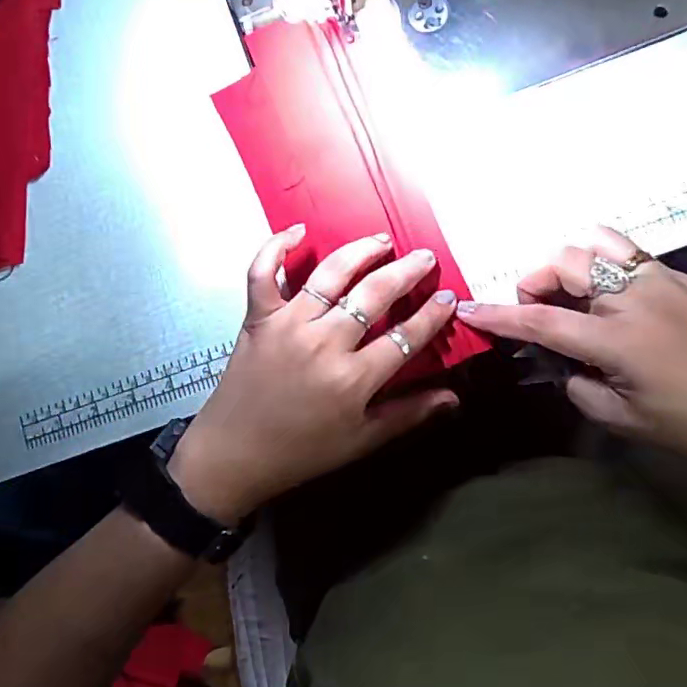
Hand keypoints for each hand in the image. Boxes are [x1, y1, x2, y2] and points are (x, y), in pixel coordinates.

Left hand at [166, 226, 459, 523]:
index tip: (448, 298)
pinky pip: (264, 273)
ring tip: (382, 240)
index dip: (432, 315)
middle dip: (406, 272)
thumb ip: (409, 414)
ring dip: (361, 252)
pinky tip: (298, 231)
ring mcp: (288, 326)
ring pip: (330, 275)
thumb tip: (453, 398)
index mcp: (352, 379)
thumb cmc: (301, 450)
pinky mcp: (258, 318)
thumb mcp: (362, 440)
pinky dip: (277, 247)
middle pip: (373, 295)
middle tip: (424, 257)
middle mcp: (323, 344)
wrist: (233, 455)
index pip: (404, 337)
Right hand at [457, 226, 686, 505]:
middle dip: (536, 281)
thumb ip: (575, 381)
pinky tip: (622, 302)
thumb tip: (561, 357)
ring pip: (599, 240)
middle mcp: (636, 297)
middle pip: (565, 261)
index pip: (541, 320)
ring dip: (573, 261)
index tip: (470, 308)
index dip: (499, 314)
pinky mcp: (686, 277)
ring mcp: (665, 278)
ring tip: (576, 290)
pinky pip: (634, 258)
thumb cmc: (686, 427)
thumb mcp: (617, 417)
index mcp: (617, 339)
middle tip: (541, 309)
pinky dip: (611, 271)